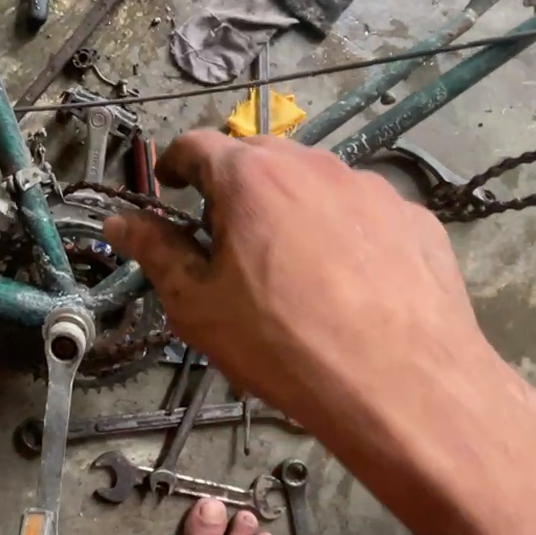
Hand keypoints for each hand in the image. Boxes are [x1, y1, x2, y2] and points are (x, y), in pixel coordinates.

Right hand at [102, 131, 506, 439]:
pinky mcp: (415, 219)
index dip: (174, 164)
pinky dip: (339, 229)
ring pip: (312, 181)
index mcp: (249, 177)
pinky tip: (345, 281)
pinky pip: (360, 211)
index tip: (170, 189)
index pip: (196, 144)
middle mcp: (312, 165)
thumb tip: (119, 223)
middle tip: (223, 236)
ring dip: (286, 204)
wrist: (406, 390)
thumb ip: (155, 251)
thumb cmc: (282, 343)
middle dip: (230, 184)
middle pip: (256, 156)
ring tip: (288, 263)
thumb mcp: (196, 303)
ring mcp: (371, 189)